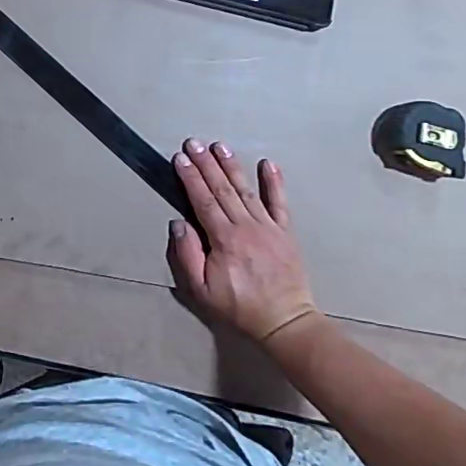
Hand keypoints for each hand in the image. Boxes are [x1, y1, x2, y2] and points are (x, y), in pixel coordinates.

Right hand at [166, 138, 316, 343]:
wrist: (286, 323)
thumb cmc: (239, 307)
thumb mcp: (201, 290)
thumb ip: (187, 255)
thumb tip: (179, 223)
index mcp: (224, 240)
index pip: (203, 200)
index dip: (190, 177)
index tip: (180, 158)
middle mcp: (246, 227)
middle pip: (222, 189)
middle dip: (206, 164)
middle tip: (193, 142)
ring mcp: (268, 228)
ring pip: (246, 190)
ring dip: (231, 166)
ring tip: (219, 146)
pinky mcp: (286, 233)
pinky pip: (279, 203)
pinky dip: (275, 183)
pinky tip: (268, 164)